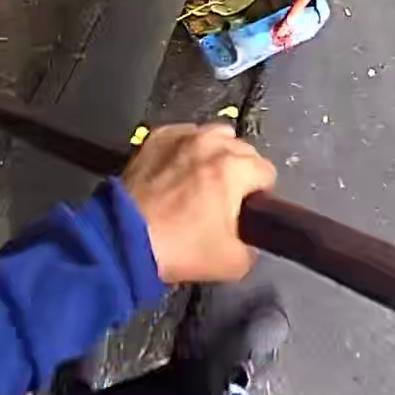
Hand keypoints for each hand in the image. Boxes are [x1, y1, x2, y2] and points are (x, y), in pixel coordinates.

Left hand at [121, 123, 275, 283]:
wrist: (129, 235)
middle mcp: (207, 144)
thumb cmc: (179, 246)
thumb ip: (252, 244)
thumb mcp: (234, 262)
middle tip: (230, 196)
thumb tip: (247, 237)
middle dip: (242, 169)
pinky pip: (183, 133)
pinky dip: (187, 146)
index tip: (252, 205)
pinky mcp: (156, 137)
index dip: (263, 191)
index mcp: (232, 168)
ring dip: (217, 152)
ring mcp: (179, 136)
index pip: (266, 170)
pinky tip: (181, 167)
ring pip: (213, 134)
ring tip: (206, 178)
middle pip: (242, 147)